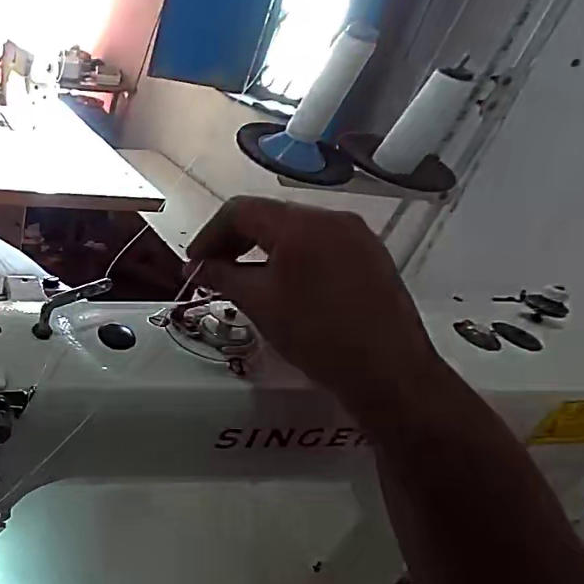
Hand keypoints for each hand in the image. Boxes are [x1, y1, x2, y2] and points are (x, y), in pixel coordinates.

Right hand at [186, 197, 441, 402]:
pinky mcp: (370, 255)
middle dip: (233, 239)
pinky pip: (318, 243)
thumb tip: (198, 267)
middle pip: (267, 215)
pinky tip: (280, 283)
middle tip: (212, 269)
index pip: (240, 211)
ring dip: (260, 247)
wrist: (389, 372)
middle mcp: (331, 219)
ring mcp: (356, 235)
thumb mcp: (258, 303)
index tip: (195, 262)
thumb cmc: (317, 335)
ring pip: (293, 228)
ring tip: (242, 278)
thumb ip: (221, 275)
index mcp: (301, 225)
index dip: (209, 235)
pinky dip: (290, 255)